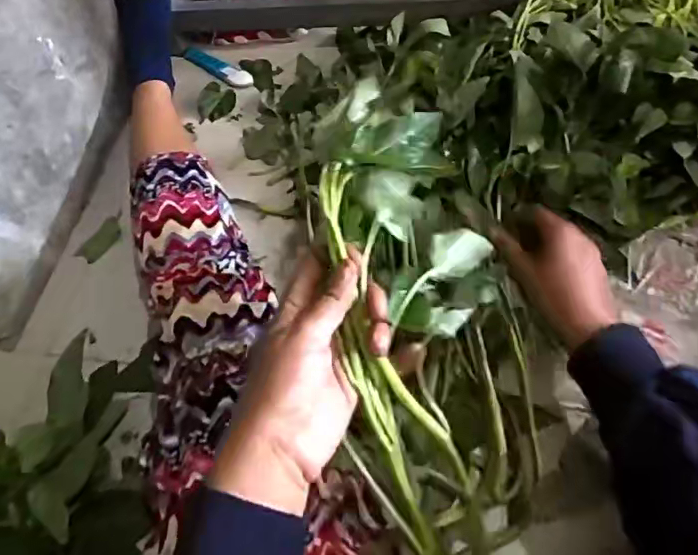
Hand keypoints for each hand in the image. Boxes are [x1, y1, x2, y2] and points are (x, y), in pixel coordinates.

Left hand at [208, 251, 390, 514]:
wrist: (283, 449)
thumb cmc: (284, 383)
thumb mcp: (305, 335)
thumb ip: (331, 300)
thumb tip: (351, 260)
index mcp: (298, 307)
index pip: (317, 267)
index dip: (337, 254)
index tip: (362, 249)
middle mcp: (320, 322)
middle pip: (350, 291)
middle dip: (367, 292)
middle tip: (375, 307)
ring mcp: (341, 349)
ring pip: (368, 319)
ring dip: (380, 323)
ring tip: (380, 344)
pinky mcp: (358, 376)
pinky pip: (383, 356)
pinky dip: (400, 352)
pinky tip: (414, 351)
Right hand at [495, 206, 618, 350]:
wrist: (592, 329)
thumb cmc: (553, 295)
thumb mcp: (523, 271)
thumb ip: (507, 246)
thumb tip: (492, 229)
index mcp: (560, 229)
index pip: (534, 211)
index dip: (516, 218)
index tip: (505, 232)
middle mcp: (578, 233)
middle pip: (550, 224)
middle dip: (530, 233)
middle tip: (515, 249)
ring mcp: (591, 250)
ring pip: (563, 239)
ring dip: (546, 245)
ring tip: (532, 264)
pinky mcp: (598, 267)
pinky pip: (574, 252)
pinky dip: (561, 256)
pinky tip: (553, 275)